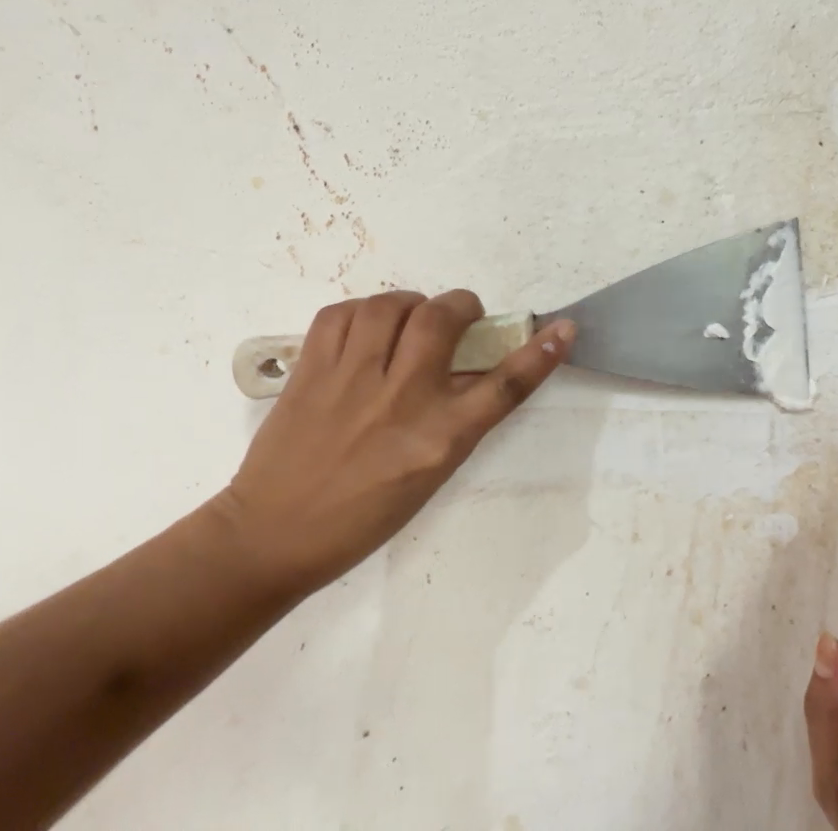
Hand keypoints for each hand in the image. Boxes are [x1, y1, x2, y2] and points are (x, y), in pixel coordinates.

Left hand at [211, 290, 572, 595]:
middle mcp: (401, 400)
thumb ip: (457, 419)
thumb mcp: (431, 473)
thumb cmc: (365, 516)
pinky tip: (369, 326)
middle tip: (462, 315)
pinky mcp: (310, 371)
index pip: (505, 386)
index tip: (563, 329)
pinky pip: (343, 314)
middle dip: (463, 305)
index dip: (540, 353)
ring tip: (412, 318)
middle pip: (443, 320)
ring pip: (392, 306)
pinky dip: (364, 310)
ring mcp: (351, 381)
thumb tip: (472, 371)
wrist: (275, 535)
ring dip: (413, 302)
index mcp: (440, 438)